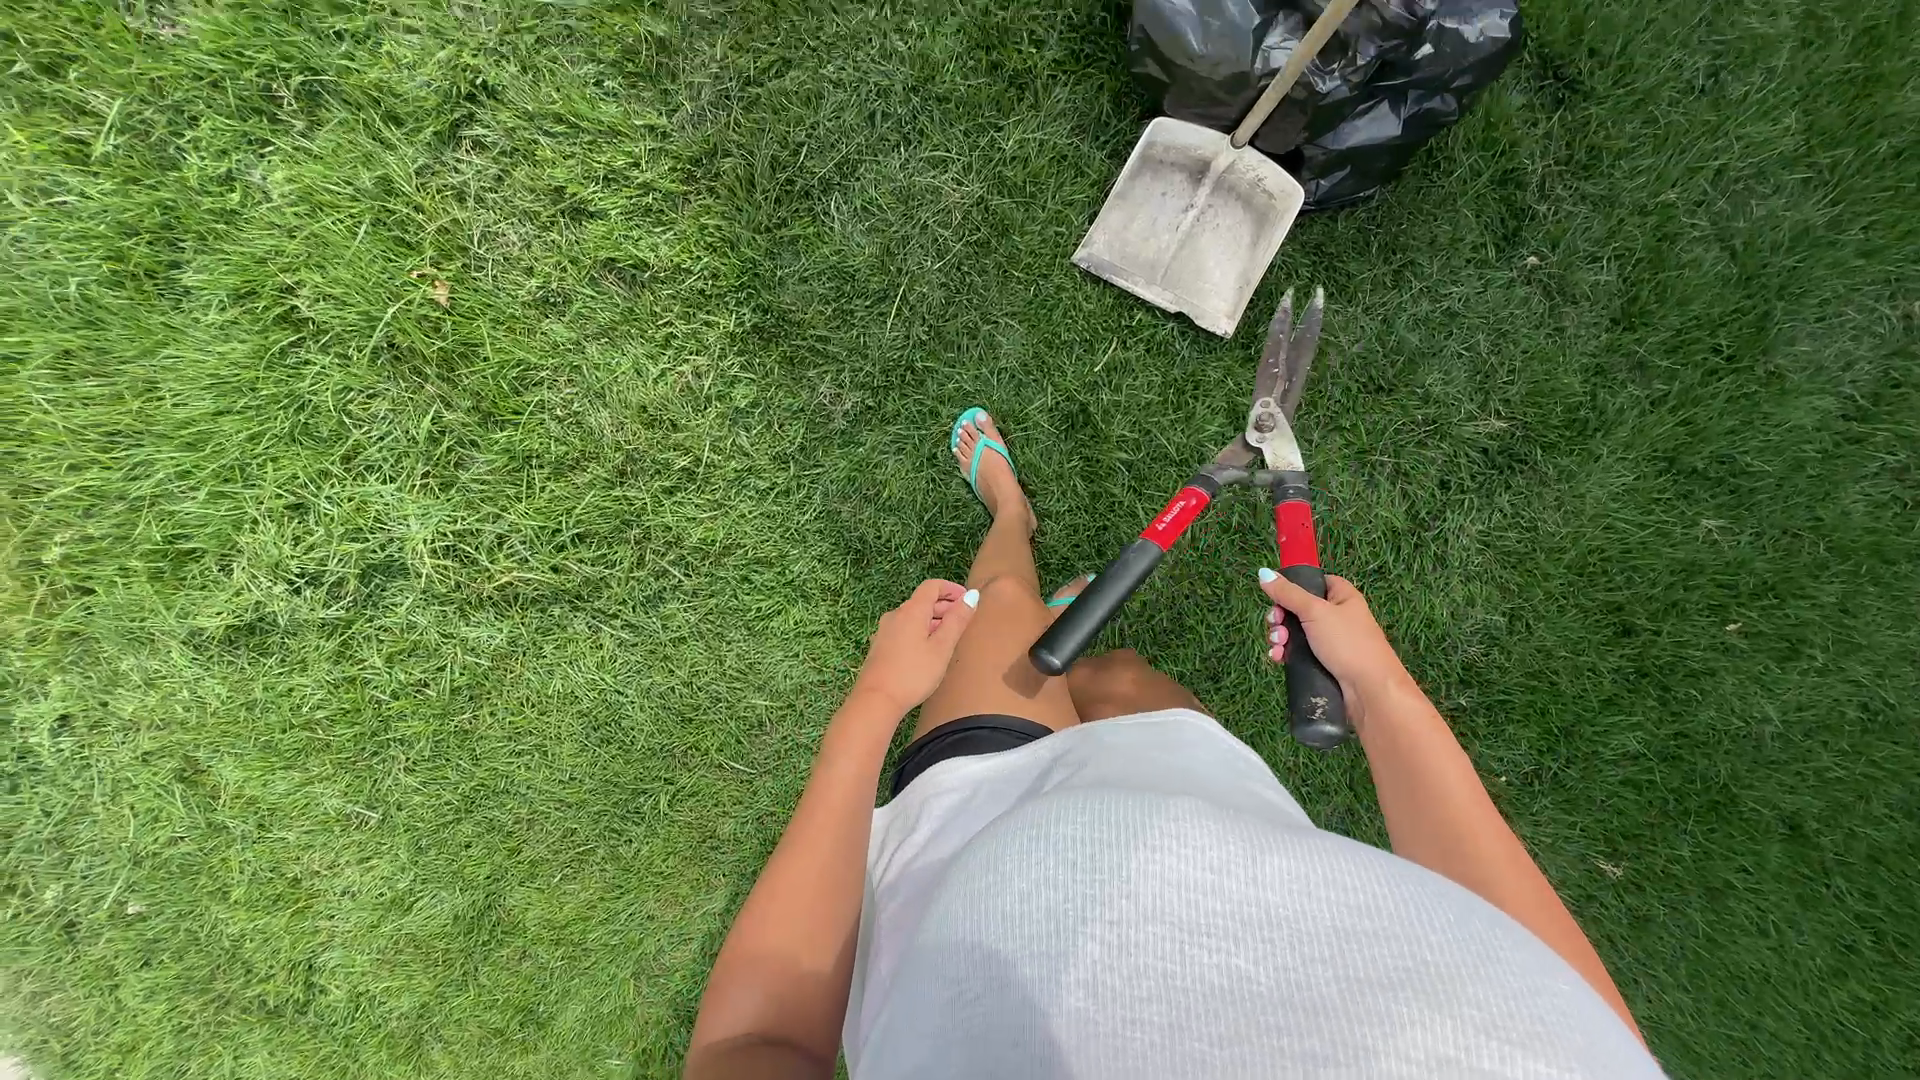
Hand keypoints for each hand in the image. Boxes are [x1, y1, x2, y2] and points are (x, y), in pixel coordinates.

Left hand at [850, 579, 978, 713]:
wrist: (876, 700)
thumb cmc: (914, 673)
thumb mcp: (942, 647)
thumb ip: (957, 620)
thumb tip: (971, 596)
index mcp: (911, 611)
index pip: (932, 586)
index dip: (951, 589)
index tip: (967, 600)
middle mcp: (896, 615)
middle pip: (922, 601)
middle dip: (944, 606)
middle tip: (963, 621)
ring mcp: (885, 631)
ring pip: (913, 617)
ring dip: (933, 621)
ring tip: (949, 638)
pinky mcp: (880, 647)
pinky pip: (904, 630)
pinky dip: (920, 632)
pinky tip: (928, 651)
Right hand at [1257, 569, 1409, 701]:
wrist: (1368, 690)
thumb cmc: (1347, 643)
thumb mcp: (1315, 611)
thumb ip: (1288, 593)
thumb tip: (1263, 572)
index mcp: (1342, 596)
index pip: (1314, 582)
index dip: (1294, 587)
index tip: (1278, 595)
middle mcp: (1336, 615)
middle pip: (1297, 607)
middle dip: (1280, 617)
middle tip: (1277, 624)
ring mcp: (1328, 640)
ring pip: (1293, 631)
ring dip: (1279, 636)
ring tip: (1279, 646)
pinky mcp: (1321, 661)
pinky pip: (1296, 650)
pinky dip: (1284, 652)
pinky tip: (1278, 657)